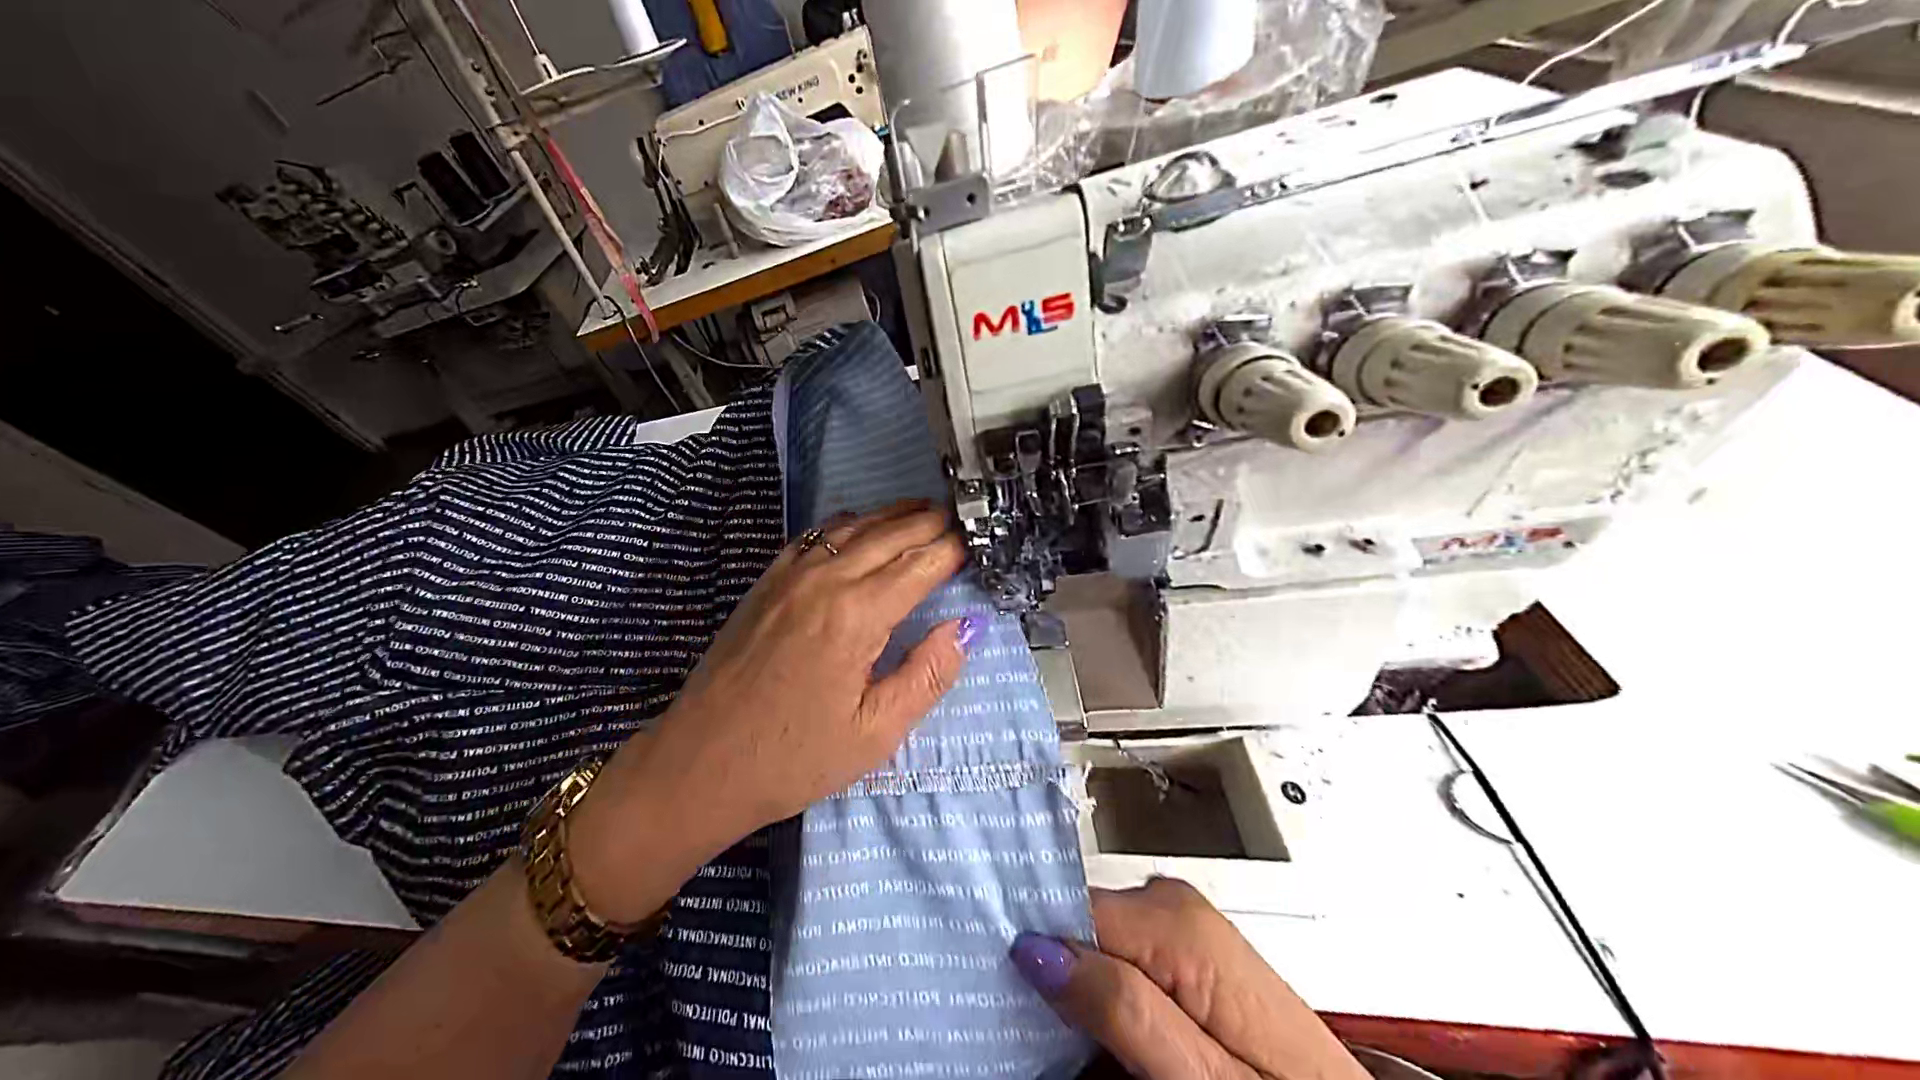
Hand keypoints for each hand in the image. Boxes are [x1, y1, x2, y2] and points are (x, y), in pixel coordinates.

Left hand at [570, 500, 974, 921]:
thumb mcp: (876, 732)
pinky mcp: (765, 583)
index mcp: (856, 615)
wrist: (699, 764)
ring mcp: (788, 576)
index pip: (919, 565)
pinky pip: (813, 537)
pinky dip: (845, 525)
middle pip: (889, 535)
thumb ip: (927, 674)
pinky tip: (858, 527)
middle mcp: (824, 580)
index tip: (978, 541)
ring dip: (891, 517)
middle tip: (958, 516)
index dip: (952, 550)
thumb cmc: (794, 758)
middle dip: (928, 522)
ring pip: (851, 528)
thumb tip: (965, 627)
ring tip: (921, 511)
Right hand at [1011, 879, 1368, 1079]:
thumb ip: (1119, 1007)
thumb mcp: (1195, 1077)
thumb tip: (1039, 951)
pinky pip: (1115, 941)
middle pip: (1077, 915)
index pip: (1068, 906)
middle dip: (1052, 962)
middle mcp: (1174, 902)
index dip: (1031, 943)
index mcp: (1176, 923)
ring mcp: (1178, 916)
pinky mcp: (1180, 936)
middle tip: (1039, 1022)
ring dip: (1072, 973)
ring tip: (1067, 1027)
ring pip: (1092, 930)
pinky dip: (1096, 974)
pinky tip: (1096, 1012)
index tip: (1001, 977)